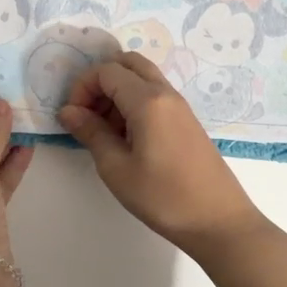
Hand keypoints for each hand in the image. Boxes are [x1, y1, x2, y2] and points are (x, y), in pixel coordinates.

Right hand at [56, 52, 267, 246]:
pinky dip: (133, 104)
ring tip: (105, 131)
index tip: (74, 118)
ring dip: (117, 93)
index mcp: (148, 101)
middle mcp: (166, 94)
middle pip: (128, 63)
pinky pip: (154, 96)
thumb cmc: (163, 196)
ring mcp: (180, 107)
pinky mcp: (186, 122)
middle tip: (89, 114)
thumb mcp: (116, 168)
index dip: (82, 87)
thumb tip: (68, 111)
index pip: (106, 71)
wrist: (218, 222)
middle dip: (100, 82)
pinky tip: (127, 139)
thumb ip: (91, 132)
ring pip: (142, 78)